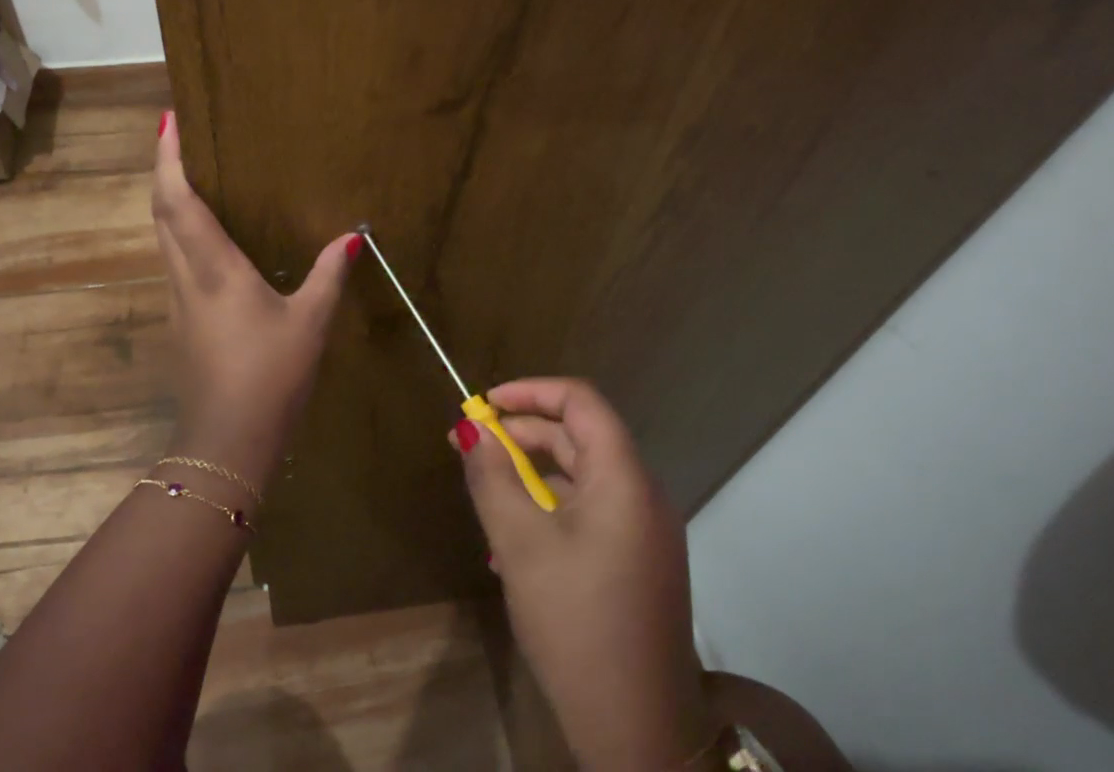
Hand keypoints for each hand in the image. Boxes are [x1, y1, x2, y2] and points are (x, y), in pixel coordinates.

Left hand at [153, 111, 355, 488]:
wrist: (228, 437)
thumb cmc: (271, 375)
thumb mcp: (310, 322)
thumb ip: (330, 275)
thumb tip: (354, 236)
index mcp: (214, 268)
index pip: (179, 200)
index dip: (168, 158)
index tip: (168, 120)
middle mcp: (186, 276)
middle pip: (160, 212)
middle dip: (163, 169)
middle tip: (178, 136)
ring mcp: (178, 300)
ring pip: (162, 237)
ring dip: (169, 200)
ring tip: (192, 175)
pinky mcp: (181, 320)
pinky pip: (173, 261)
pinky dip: (179, 232)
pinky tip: (205, 236)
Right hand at [452, 378, 713, 770]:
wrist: (638, 722)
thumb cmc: (575, 621)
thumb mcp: (520, 545)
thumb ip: (492, 478)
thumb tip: (469, 428)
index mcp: (624, 480)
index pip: (582, 402)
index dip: (530, 392)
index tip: (482, 405)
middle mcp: (643, 495)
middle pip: (581, 438)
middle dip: (523, 435)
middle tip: (469, 450)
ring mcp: (645, 532)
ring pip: (583, 479)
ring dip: (532, 476)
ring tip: (484, 496)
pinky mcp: (638, 562)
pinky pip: (591, 514)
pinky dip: (550, 511)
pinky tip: (511, 544)